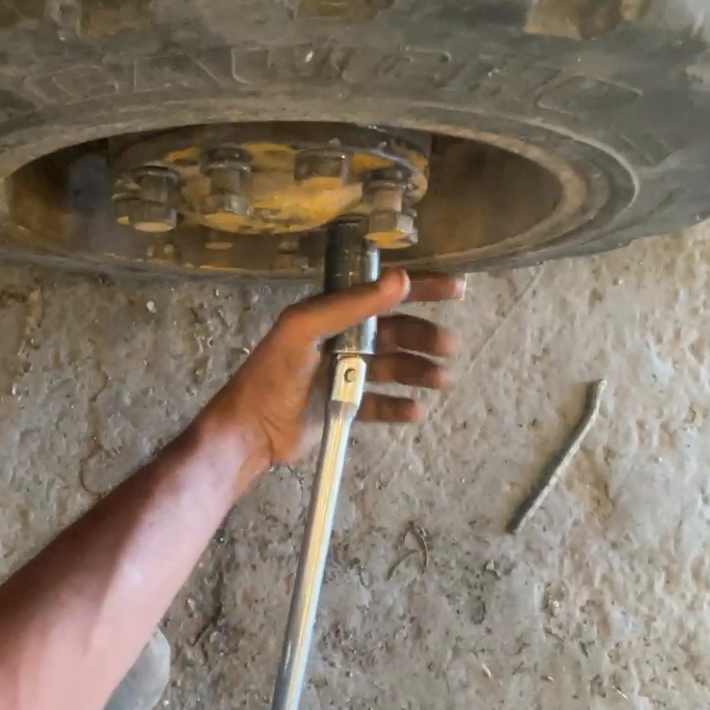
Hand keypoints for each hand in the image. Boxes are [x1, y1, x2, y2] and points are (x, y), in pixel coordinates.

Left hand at [200, 270, 464, 467]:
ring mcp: (342, 375)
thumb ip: (350, 305)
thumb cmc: (273, 375)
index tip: (456, 287)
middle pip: (394, 332)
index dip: (419, 288)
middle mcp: (338, 341)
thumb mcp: (304, 330)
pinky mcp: (343, 407)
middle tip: (450, 346)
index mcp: (328, 315)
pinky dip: (400, 405)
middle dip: (424, 336)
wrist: (252, 430)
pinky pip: (380, 403)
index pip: (380, 294)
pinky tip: (416, 410)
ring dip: (420, 370)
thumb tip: (400, 279)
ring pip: (392, 367)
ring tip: (443, 380)